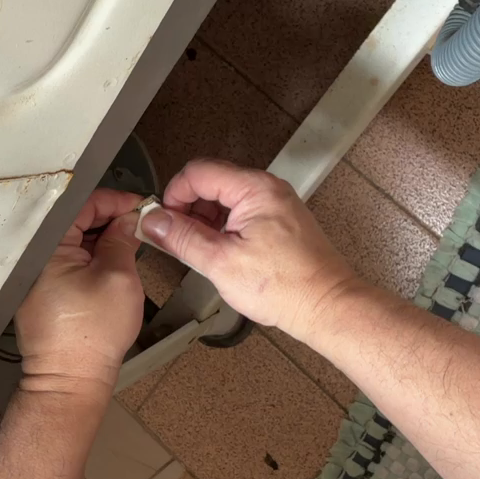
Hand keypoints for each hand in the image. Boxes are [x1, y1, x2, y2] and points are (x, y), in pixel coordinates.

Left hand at [14, 188, 145, 395]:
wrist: (71, 379)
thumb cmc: (90, 336)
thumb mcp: (119, 276)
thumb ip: (124, 239)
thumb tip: (130, 220)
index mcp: (48, 246)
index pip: (84, 204)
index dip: (117, 202)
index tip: (140, 207)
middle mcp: (36, 257)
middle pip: (78, 222)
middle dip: (112, 221)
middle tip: (141, 229)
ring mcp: (37, 276)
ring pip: (76, 243)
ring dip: (104, 242)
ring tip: (131, 250)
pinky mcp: (43, 293)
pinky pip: (70, 263)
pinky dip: (92, 260)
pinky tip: (113, 268)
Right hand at [137, 159, 359, 338]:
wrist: (326, 306)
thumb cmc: (286, 287)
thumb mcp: (220, 262)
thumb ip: (182, 238)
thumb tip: (153, 221)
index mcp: (254, 189)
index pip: (198, 172)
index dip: (174, 194)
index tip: (162, 219)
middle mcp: (268, 189)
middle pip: (212, 183)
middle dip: (188, 209)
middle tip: (176, 238)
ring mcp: (277, 204)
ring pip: (227, 200)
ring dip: (206, 221)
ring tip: (200, 252)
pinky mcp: (281, 221)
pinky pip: (243, 214)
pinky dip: (225, 229)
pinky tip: (221, 254)